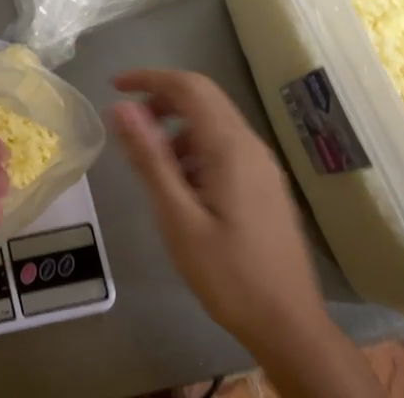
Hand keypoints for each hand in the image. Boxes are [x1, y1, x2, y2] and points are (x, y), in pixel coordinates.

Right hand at [109, 69, 327, 346]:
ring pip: (214, 123)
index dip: (149, 78)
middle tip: (128, 124)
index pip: (189, 86)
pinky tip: (182, 186)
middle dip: (161, 99)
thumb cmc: (227, 273)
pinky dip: (195, 148)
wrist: (289, 325)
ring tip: (151, 164)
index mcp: (230, 147)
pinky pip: (226, 147)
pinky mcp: (265, 186)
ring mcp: (263, 166)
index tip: (114, 85)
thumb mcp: (177, 217)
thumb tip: (122, 108)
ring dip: (177, 127)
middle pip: (204, 98)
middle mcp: (251, 146)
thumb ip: (150, 158)